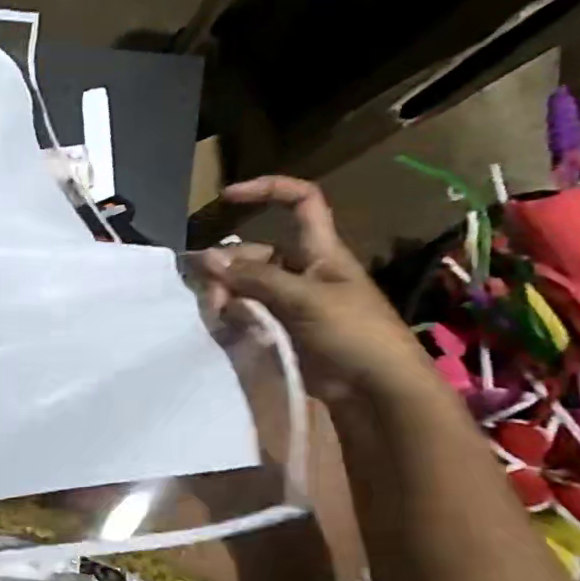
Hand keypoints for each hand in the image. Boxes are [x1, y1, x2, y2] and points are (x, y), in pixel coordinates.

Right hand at [195, 177, 435, 402]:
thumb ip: (255, 278)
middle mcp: (299, 271)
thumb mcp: (306, 298)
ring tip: (220, 318)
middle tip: (214, 297)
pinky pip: (243, 316)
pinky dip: (230, 321)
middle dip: (227, 269)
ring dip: (225, 299)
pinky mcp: (277, 331)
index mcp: (319, 251)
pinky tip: (225, 332)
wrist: (374, 390)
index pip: (299, 202)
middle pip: (252, 255)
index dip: (267, 190)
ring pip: (242, 288)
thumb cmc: (355, 333)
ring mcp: (286, 303)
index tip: (227, 198)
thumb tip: (205, 257)